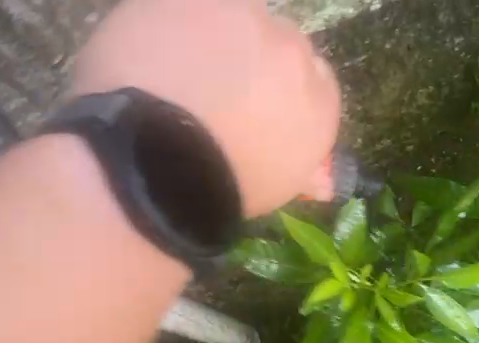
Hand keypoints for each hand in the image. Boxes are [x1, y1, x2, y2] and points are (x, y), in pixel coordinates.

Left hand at [70, 0, 342, 214]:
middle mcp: (293, 54)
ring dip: (218, 32)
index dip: (287, 88)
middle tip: (220, 85)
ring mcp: (245, 18)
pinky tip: (156, 48)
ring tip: (184, 64)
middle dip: (256, 58)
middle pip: (280, 41)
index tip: (262, 103)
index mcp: (320, 104)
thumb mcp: (278, 189)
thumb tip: (322, 182)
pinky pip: (191, 4)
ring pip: (236, 14)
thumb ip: (303, 171)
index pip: (318, 80)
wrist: (164, 158)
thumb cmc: (230, 185)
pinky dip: (176, 19)